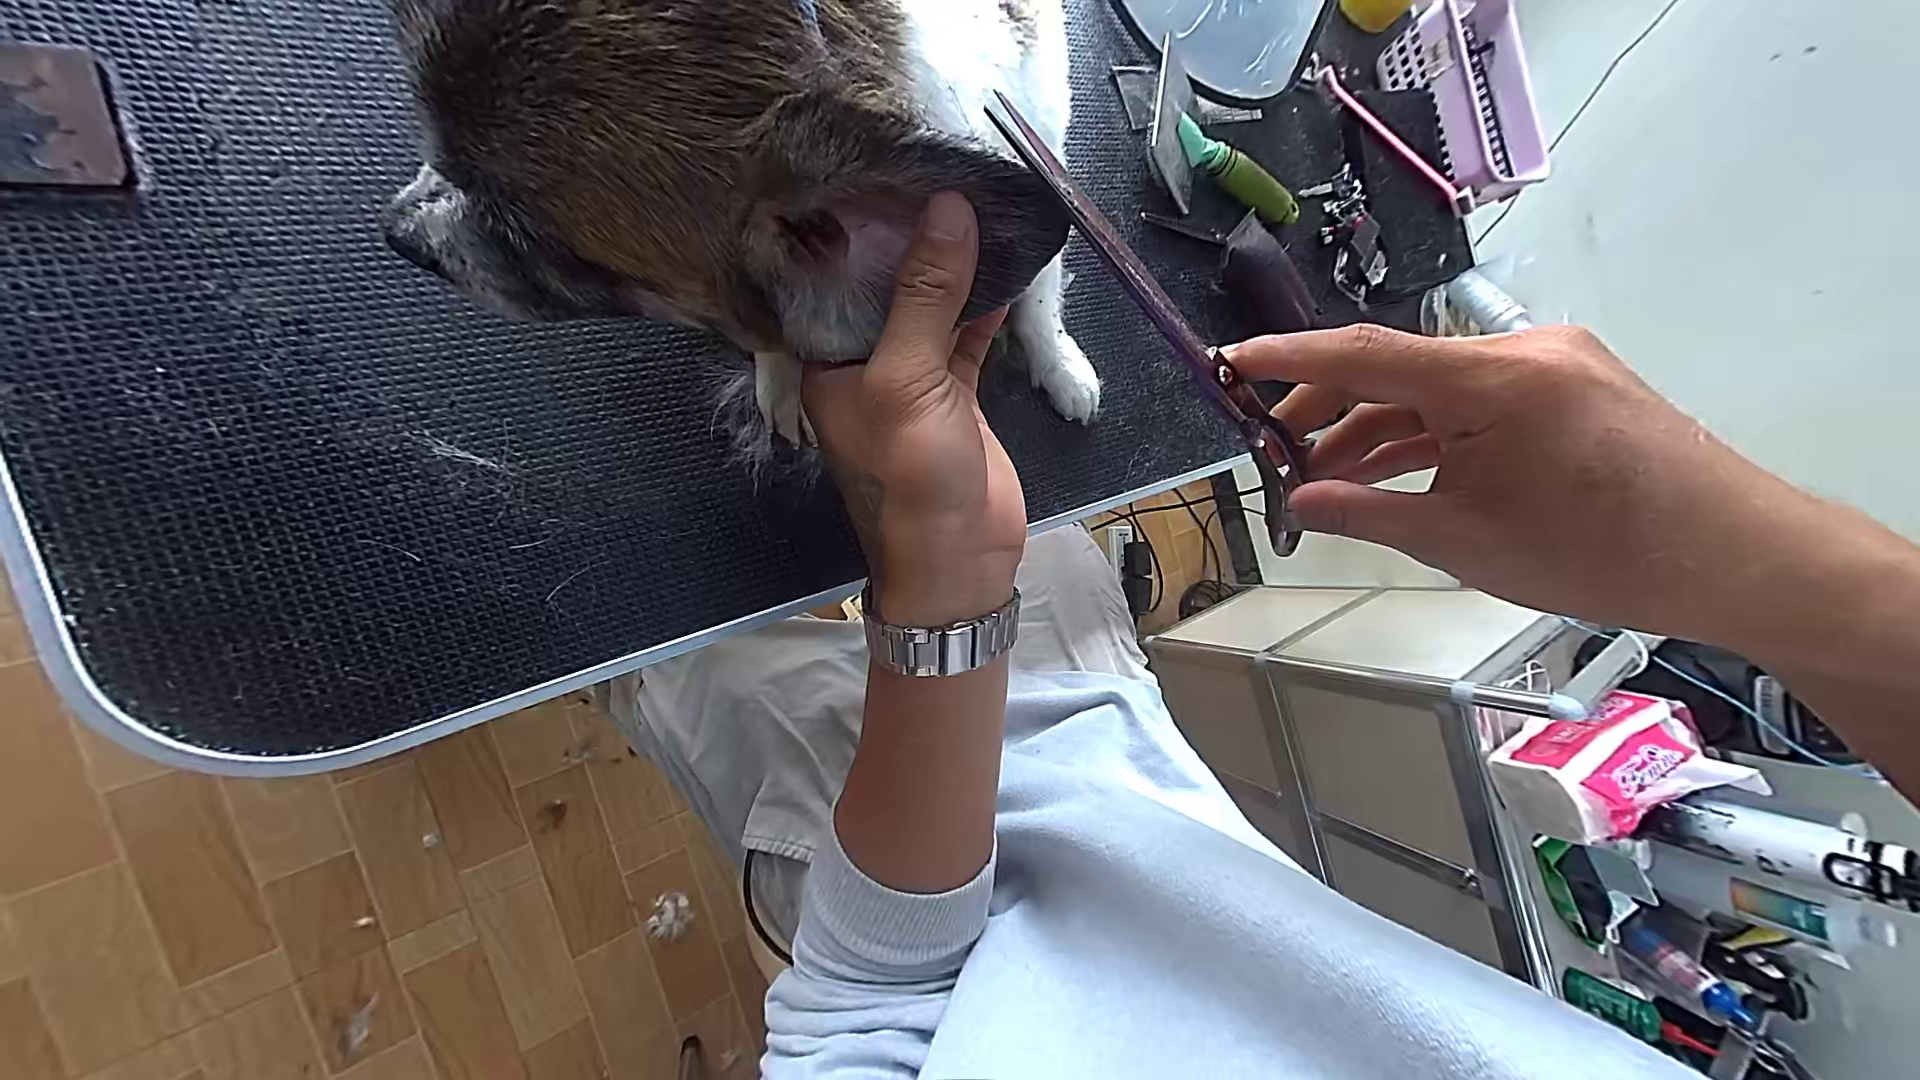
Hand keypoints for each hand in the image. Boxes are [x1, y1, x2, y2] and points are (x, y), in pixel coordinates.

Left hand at [802, 192, 1023, 625]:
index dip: (860, 225)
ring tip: (982, 204)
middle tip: (946, 170)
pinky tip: (1005, 263)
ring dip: (956, 267)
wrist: (959, 556)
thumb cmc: (913, 476)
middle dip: (915, 238)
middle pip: (886, 286)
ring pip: (932, 308)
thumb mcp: (908, 381)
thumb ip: (926, 298)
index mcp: (827, 360)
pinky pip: (966, 335)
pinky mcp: (954, 392)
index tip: (891, 164)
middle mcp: (863, 362)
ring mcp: (913, 377)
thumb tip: (949, 210)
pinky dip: (985, 304)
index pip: (834, 276)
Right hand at [1224, 324, 1827, 642]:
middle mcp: (1518, 355)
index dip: (1287, 357)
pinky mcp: (1548, 390)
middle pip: (1385, 369)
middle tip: (1272, 455)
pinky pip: (1453, 405)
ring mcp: (1537, 369)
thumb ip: (1362, 513)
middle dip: (1319, 413)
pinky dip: (1406, 439)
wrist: (1740, 563)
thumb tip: (1295, 503)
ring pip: (1416, 392)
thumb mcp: (1457, 540)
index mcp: (1497, 381)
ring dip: (1361, 434)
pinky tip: (1369, 473)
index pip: (1364, 355)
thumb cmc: (1602, 554)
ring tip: (1315, 479)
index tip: (1234, 359)